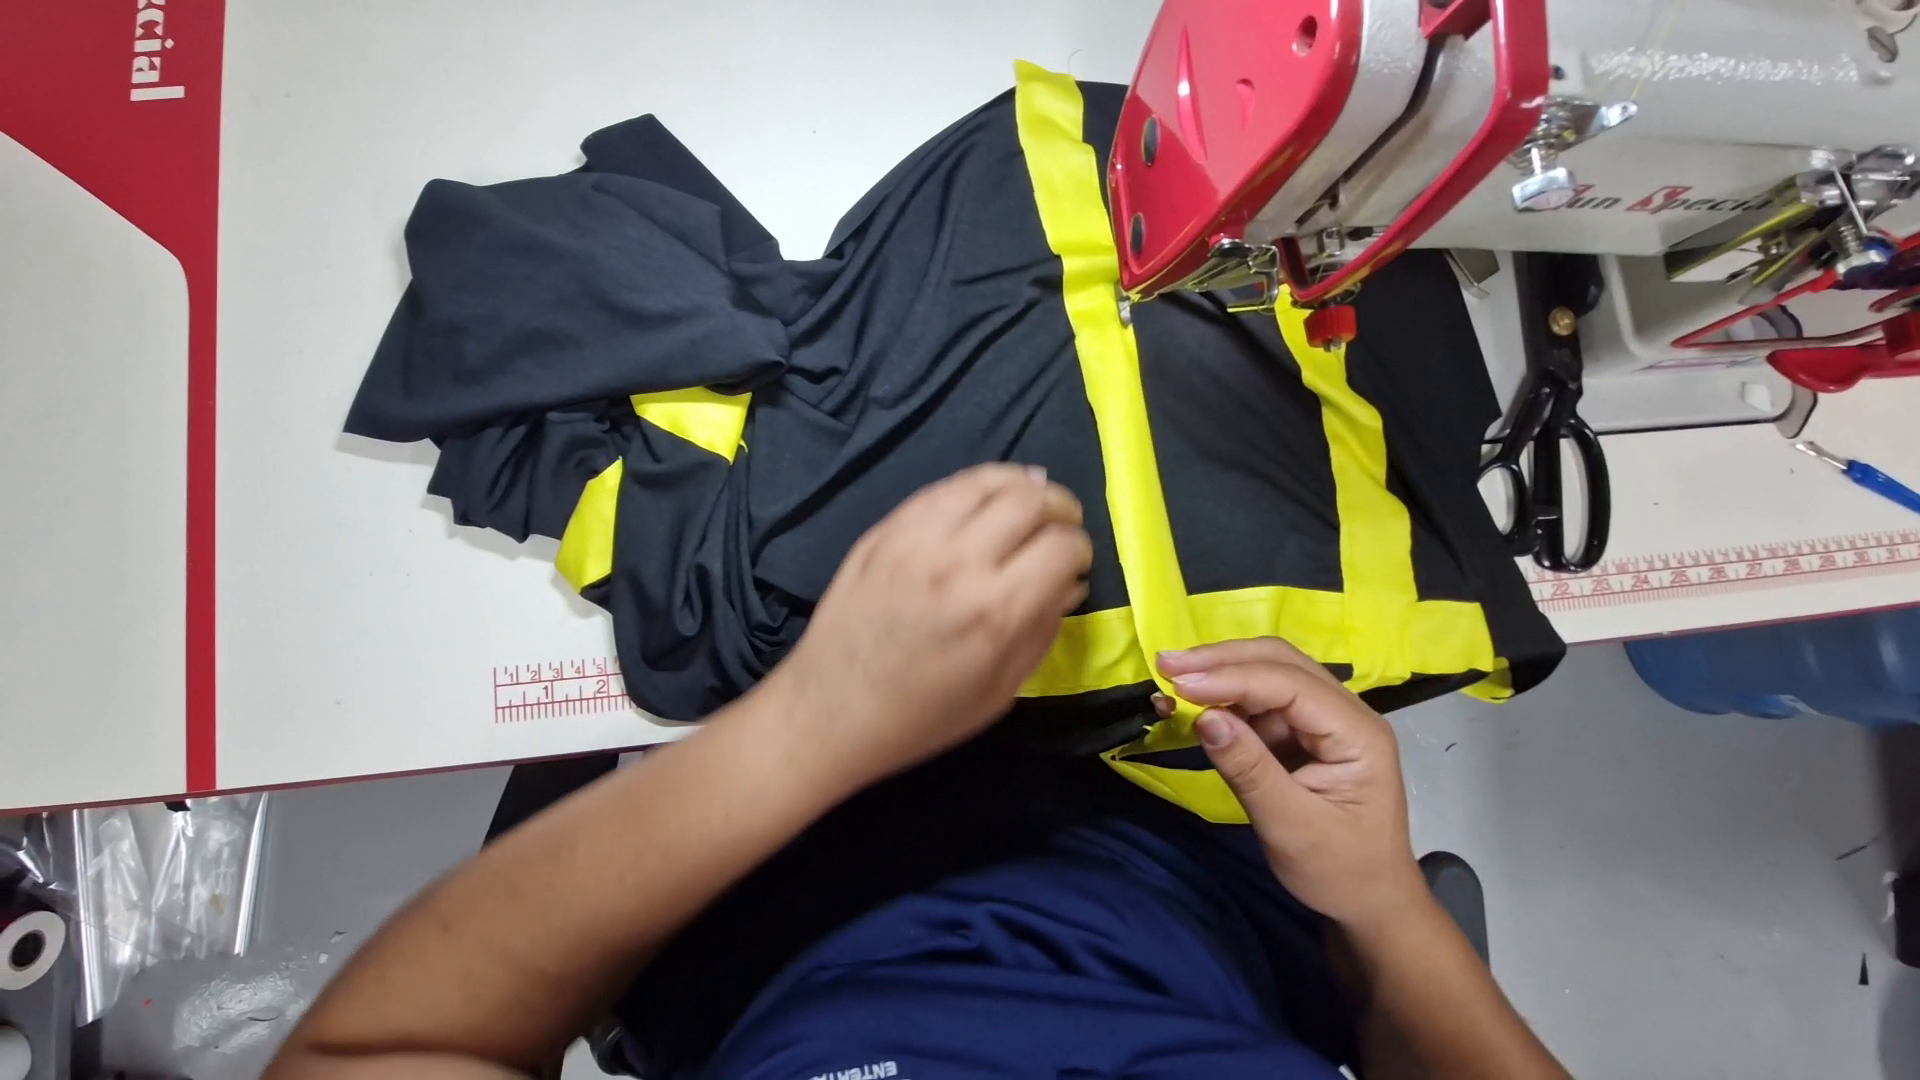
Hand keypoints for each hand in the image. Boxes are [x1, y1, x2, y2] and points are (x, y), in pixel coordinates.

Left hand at [767, 463, 1092, 786]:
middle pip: (1029, 501)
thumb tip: (1069, 582)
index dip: (1081, 549)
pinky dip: (975, 486)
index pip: (1061, 546)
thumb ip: (1042, 629)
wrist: (830, 711)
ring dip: (1021, 484)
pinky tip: (986, 499)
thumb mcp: (1000, 691)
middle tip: (1064, 523)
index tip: (1077, 562)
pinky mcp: (885, 531)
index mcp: (994, 610)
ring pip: (985, 481)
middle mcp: (957, 562)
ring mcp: (915, 539)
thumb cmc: (922, 717)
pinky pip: (941, 488)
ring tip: (1033, 499)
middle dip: (1060, 507)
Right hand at [1155, 638, 1429, 930]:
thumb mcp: (1290, 827)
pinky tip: (1193, 702)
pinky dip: (1223, 695)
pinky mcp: (1301, 730)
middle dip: (1222, 660)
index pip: (1289, 685)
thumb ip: (1248, 769)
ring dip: (1219, 672)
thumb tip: (1204, 717)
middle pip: (1280, 662)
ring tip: (1171, 678)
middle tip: (1166, 664)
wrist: (1369, 902)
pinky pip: (1259, 699)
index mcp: (1357, 733)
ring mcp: (1323, 719)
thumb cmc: (1338, 871)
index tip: (1178, 683)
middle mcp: (1345, 712)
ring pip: (1268, 672)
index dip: (1232, 678)